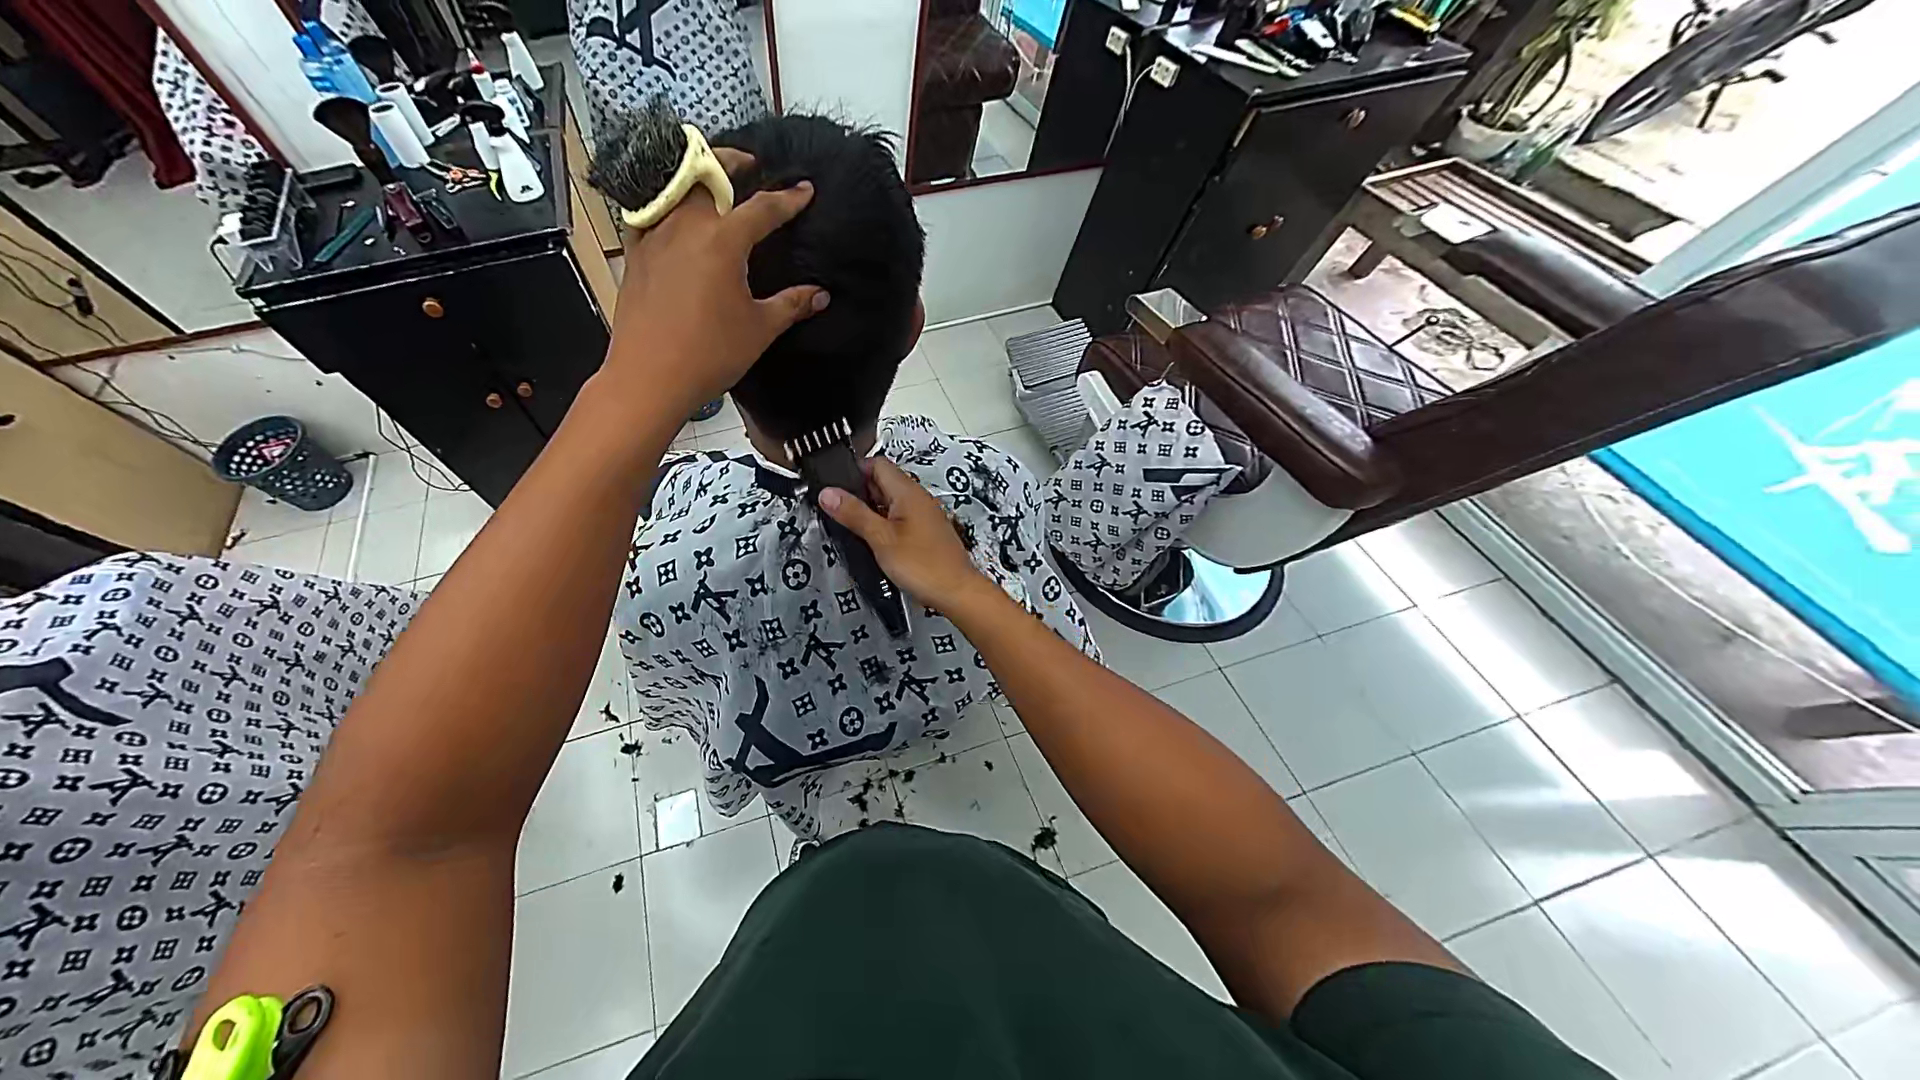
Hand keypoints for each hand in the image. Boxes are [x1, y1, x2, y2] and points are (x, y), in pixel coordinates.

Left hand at [601, 150, 827, 411]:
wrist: (650, 377)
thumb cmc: (709, 354)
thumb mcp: (760, 329)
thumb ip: (791, 304)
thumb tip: (820, 295)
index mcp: (722, 241)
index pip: (763, 209)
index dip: (788, 199)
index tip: (805, 190)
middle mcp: (685, 228)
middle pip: (707, 176)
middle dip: (731, 162)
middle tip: (749, 162)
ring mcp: (654, 237)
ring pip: (674, 188)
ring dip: (696, 178)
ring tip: (713, 183)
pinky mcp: (634, 255)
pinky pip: (647, 214)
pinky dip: (663, 204)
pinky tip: (672, 217)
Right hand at [818, 458, 995, 614]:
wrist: (956, 592)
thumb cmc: (925, 567)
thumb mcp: (880, 539)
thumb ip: (854, 514)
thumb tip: (829, 493)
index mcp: (907, 492)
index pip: (877, 463)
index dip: (854, 471)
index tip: (836, 488)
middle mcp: (918, 498)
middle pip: (882, 481)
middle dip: (859, 493)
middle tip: (841, 512)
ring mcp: (923, 514)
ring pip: (890, 501)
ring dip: (872, 511)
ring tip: (857, 529)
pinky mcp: (926, 531)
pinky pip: (900, 517)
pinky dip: (885, 524)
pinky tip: (876, 542)